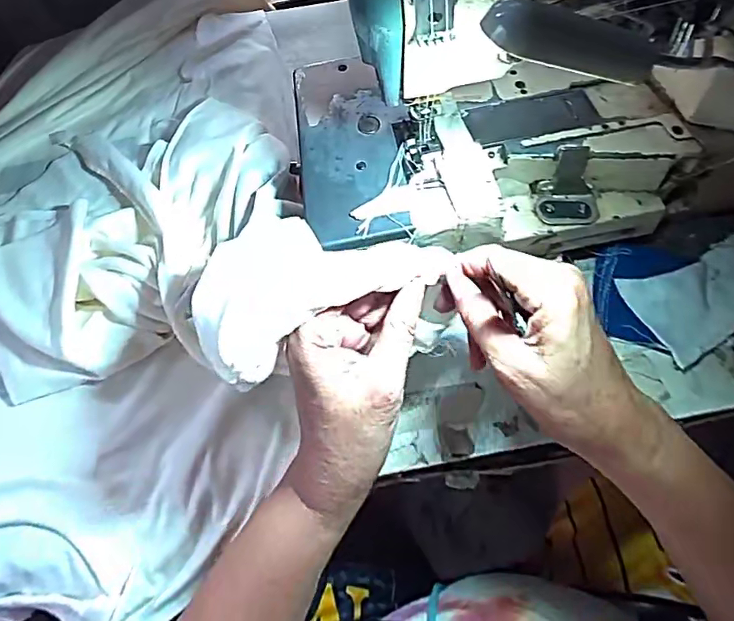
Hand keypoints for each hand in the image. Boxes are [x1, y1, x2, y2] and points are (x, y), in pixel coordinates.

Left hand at [281, 277, 430, 525]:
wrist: (335, 476)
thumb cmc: (351, 440)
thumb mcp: (385, 380)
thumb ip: (400, 328)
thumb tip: (415, 285)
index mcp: (309, 331)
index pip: (349, 286)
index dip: (385, 269)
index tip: (414, 257)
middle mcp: (308, 326)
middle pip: (355, 289)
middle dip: (389, 277)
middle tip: (424, 261)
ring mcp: (321, 334)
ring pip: (361, 301)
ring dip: (390, 291)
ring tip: (421, 272)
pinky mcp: (334, 343)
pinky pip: (362, 317)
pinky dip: (384, 311)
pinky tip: (407, 297)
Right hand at [445, 247, 670, 466]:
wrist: (612, 423)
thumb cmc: (574, 404)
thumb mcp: (510, 363)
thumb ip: (476, 316)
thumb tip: (454, 283)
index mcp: (553, 290)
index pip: (491, 257)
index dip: (460, 272)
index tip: (441, 291)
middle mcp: (562, 278)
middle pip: (497, 265)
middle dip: (472, 294)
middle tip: (452, 318)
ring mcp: (565, 285)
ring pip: (504, 279)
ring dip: (485, 308)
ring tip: (478, 345)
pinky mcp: (563, 295)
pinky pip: (519, 290)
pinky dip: (502, 311)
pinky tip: (495, 339)